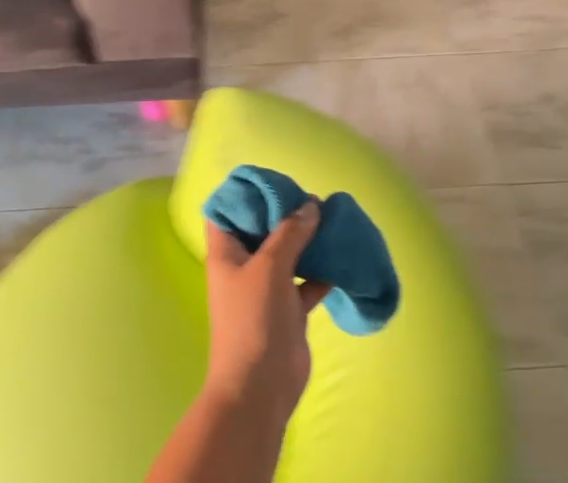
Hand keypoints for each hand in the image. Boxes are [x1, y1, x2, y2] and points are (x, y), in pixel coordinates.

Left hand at [202, 200, 330, 425]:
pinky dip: (322, 271)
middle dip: (285, 214)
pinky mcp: (288, 309)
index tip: (273, 182)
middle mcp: (243, 265)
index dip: (245, 194)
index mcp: (226, 251)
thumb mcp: (270, 267)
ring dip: (307, 240)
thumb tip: (310, 205)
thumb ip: (290, 233)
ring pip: (287, 254)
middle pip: (262, 229)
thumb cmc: (253, 319)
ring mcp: (266, 288)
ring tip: (331, 220)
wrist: (260, 385)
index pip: (227, 211)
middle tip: (311, 198)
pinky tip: (341, 258)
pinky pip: (306, 281)